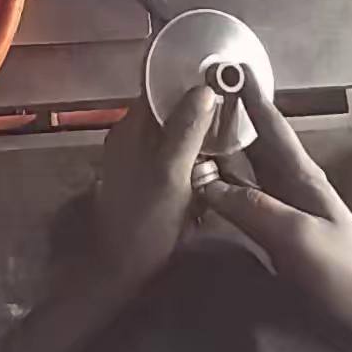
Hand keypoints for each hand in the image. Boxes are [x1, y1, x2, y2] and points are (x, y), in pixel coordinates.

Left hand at [93, 86, 218, 282]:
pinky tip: (210, 161)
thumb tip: (205, 89)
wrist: (120, 272)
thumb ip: (186, 131)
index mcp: (131, 130)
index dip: (186, 81)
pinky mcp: (144, 178)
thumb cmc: (146, 223)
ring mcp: (135, 159)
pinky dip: (190, 152)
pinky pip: (170, 152)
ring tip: (226, 132)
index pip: (157, 89)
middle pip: (166, 109)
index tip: (218, 79)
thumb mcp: (171, 175)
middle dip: (196, 106)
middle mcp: (129, 138)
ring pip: (170, 131)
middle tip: (231, 107)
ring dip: (195, 131)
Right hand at [196, 74, 351, 341]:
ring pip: (249, 169)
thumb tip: (206, 183)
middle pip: (258, 143)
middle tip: (201, 95)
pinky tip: (206, 182)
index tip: (234, 69)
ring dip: (225, 149)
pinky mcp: (280, 230)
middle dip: (233, 117)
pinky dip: (224, 185)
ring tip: (196, 131)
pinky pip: (246, 198)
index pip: (273, 128)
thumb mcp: (297, 237)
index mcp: (303, 177)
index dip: (254, 99)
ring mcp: (287, 207)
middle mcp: (294, 184)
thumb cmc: (342, 272)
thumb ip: (254, 207)